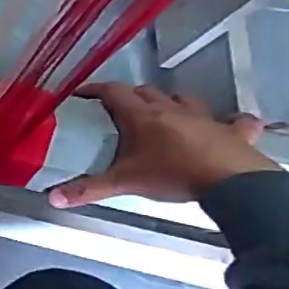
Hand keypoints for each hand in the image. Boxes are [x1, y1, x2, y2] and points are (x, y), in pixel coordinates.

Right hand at [48, 83, 280, 207]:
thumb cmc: (172, 175)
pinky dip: (231, 121)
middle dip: (131, 96)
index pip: (113, 92)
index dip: (95, 90)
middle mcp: (172, 110)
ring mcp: (207, 119)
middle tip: (119, 109)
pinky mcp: (235, 132)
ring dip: (171, 102)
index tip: (81, 95)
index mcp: (142, 116)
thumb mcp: (124, 183)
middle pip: (147, 91)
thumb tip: (51, 198)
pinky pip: (236, 120)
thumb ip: (88, 189)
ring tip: (164, 114)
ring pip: (185, 99)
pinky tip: (229, 125)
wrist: (233, 184)